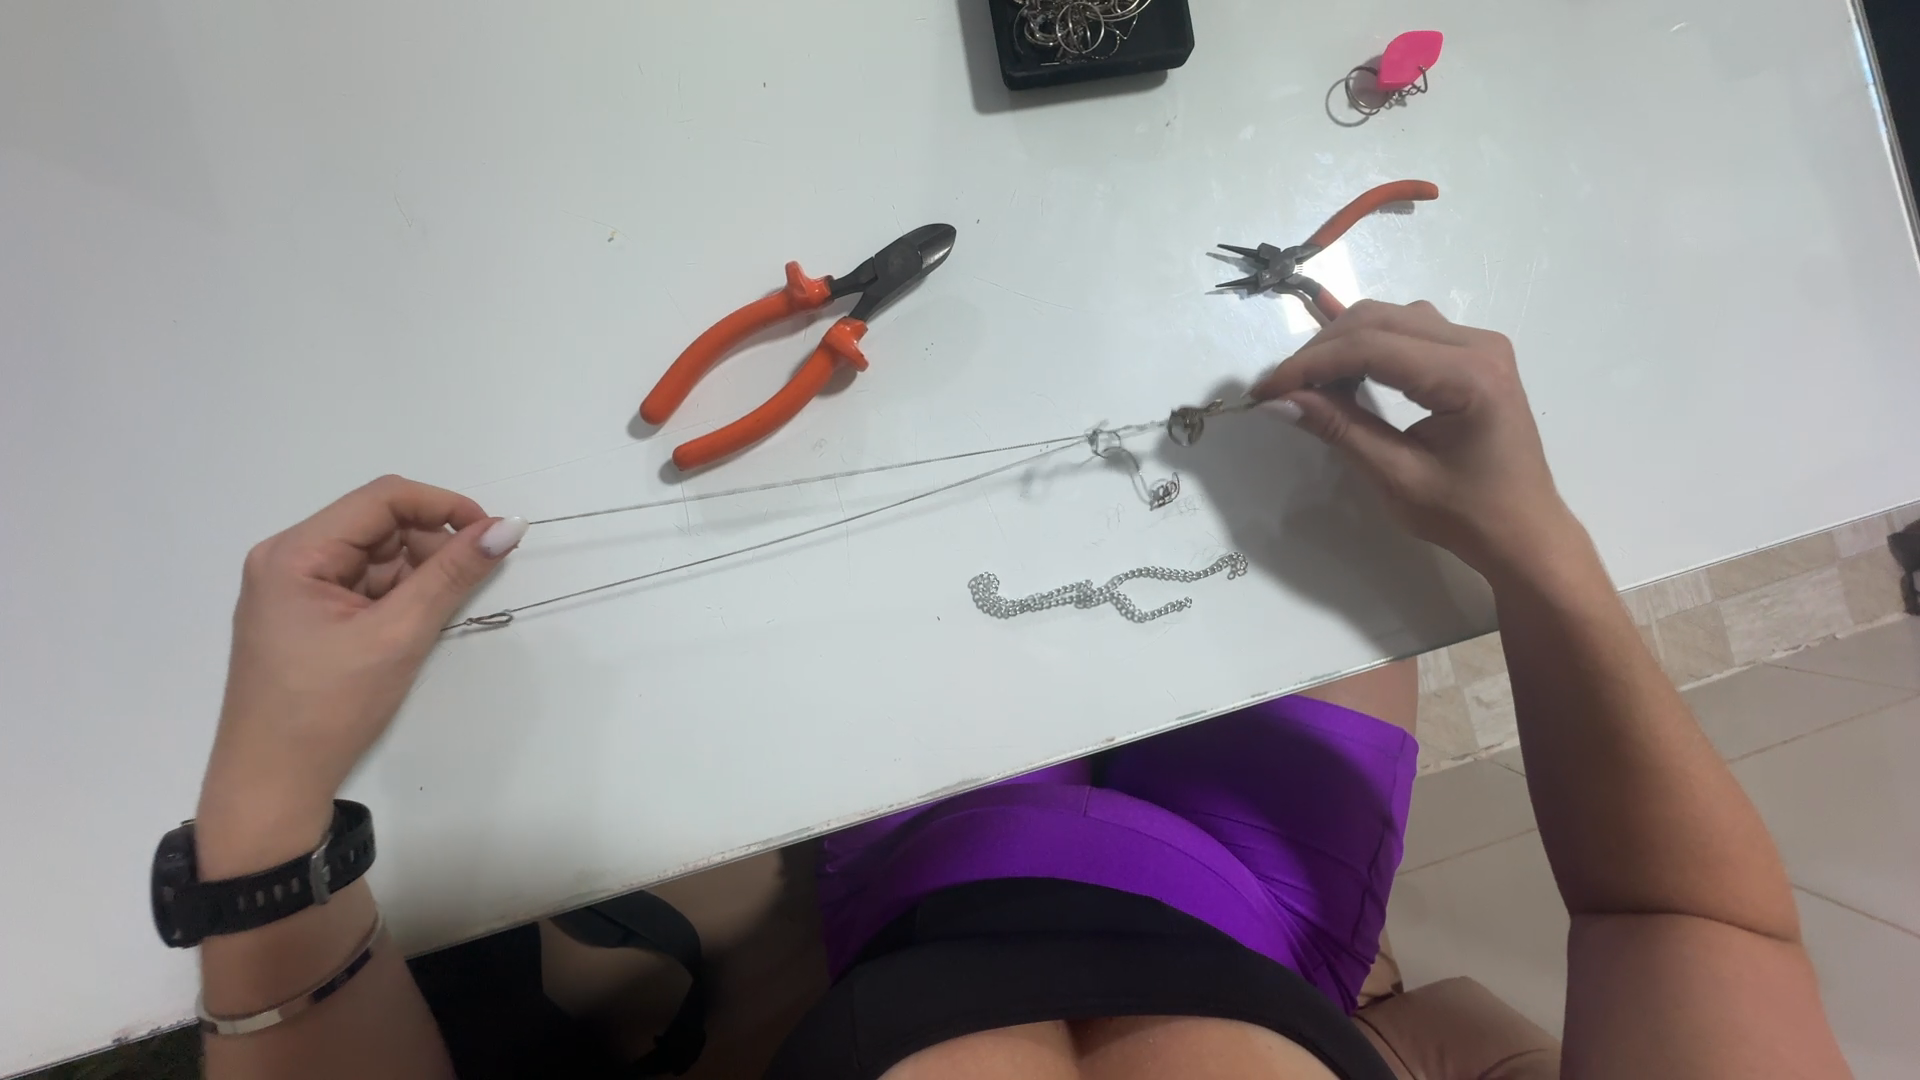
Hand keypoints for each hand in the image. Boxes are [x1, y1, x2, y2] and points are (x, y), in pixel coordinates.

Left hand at [195, 476, 525, 875]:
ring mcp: (302, 587)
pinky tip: (416, 626)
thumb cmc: (329, 704)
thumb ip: (455, 573)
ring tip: (434, 619)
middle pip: (385, 524)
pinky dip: (407, 595)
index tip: (494, 535)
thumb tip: (510, 527)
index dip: (445, 506)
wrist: (275, 782)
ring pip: (385, 554)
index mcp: (296, 553)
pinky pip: (375, 582)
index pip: (384, 498)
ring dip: (423, 573)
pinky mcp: (316, 613)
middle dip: (435, 545)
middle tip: (470, 585)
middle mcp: (293, 558)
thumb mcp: (400, 633)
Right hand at [1250, 300, 1579, 579]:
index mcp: (1467, 376)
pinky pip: (1405, 329)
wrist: (1522, 530)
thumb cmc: (1465, 513)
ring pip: (1388, 318)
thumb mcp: (1394, 476)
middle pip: (1376, 320)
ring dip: (1339, 345)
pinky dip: (1364, 346)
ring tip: (1307, 386)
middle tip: (1280, 391)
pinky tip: (1341, 375)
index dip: (1308, 365)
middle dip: (1318, 352)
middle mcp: (1477, 344)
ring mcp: (1477, 344)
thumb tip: (1278, 401)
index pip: (1369, 348)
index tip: (1264, 392)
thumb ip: (1339, 429)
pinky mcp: (1469, 354)